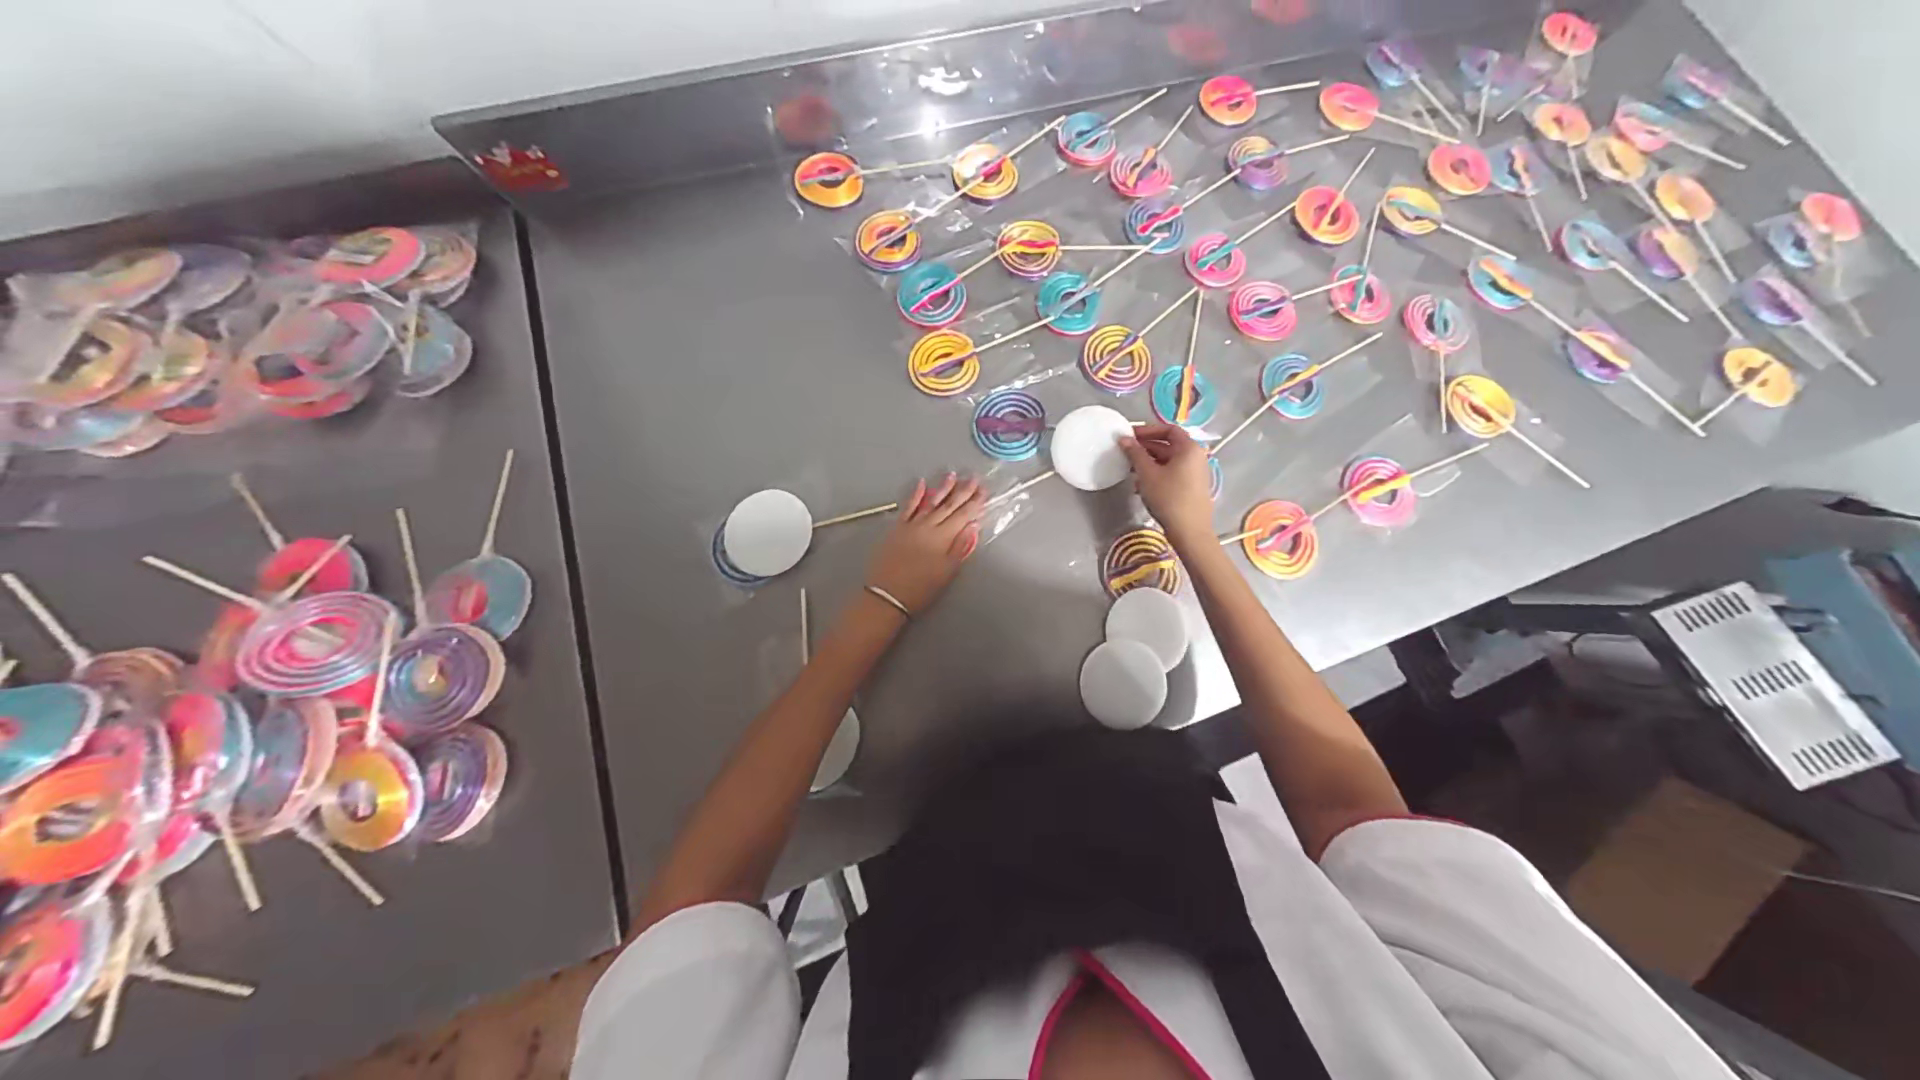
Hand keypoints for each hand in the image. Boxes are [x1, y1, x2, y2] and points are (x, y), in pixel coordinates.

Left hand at [865, 474, 984, 613]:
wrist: (887, 595)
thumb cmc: (920, 588)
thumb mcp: (947, 573)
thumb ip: (961, 548)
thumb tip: (973, 526)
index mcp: (943, 537)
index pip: (963, 515)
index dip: (975, 503)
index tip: (984, 491)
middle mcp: (928, 526)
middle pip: (949, 505)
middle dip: (963, 491)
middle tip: (974, 478)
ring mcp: (911, 525)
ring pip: (931, 502)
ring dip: (942, 488)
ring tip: (952, 474)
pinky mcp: (897, 528)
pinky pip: (908, 507)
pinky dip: (916, 495)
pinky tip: (922, 483)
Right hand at [1119, 423, 1213, 543]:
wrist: (1190, 531)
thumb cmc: (1168, 498)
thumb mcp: (1147, 474)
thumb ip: (1135, 453)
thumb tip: (1123, 438)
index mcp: (1189, 448)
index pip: (1168, 429)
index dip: (1147, 430)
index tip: (1129, 435)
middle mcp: (1196, 456)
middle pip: (1169, 444)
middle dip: (1146, 447)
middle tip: (1126, 452)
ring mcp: (1196, 472)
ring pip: (1169, 460)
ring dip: (1149, 462)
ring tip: (1130, 469)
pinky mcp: (1193, 486)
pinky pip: (1173, 472)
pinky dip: (1157, 473)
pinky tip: (1141, 485)